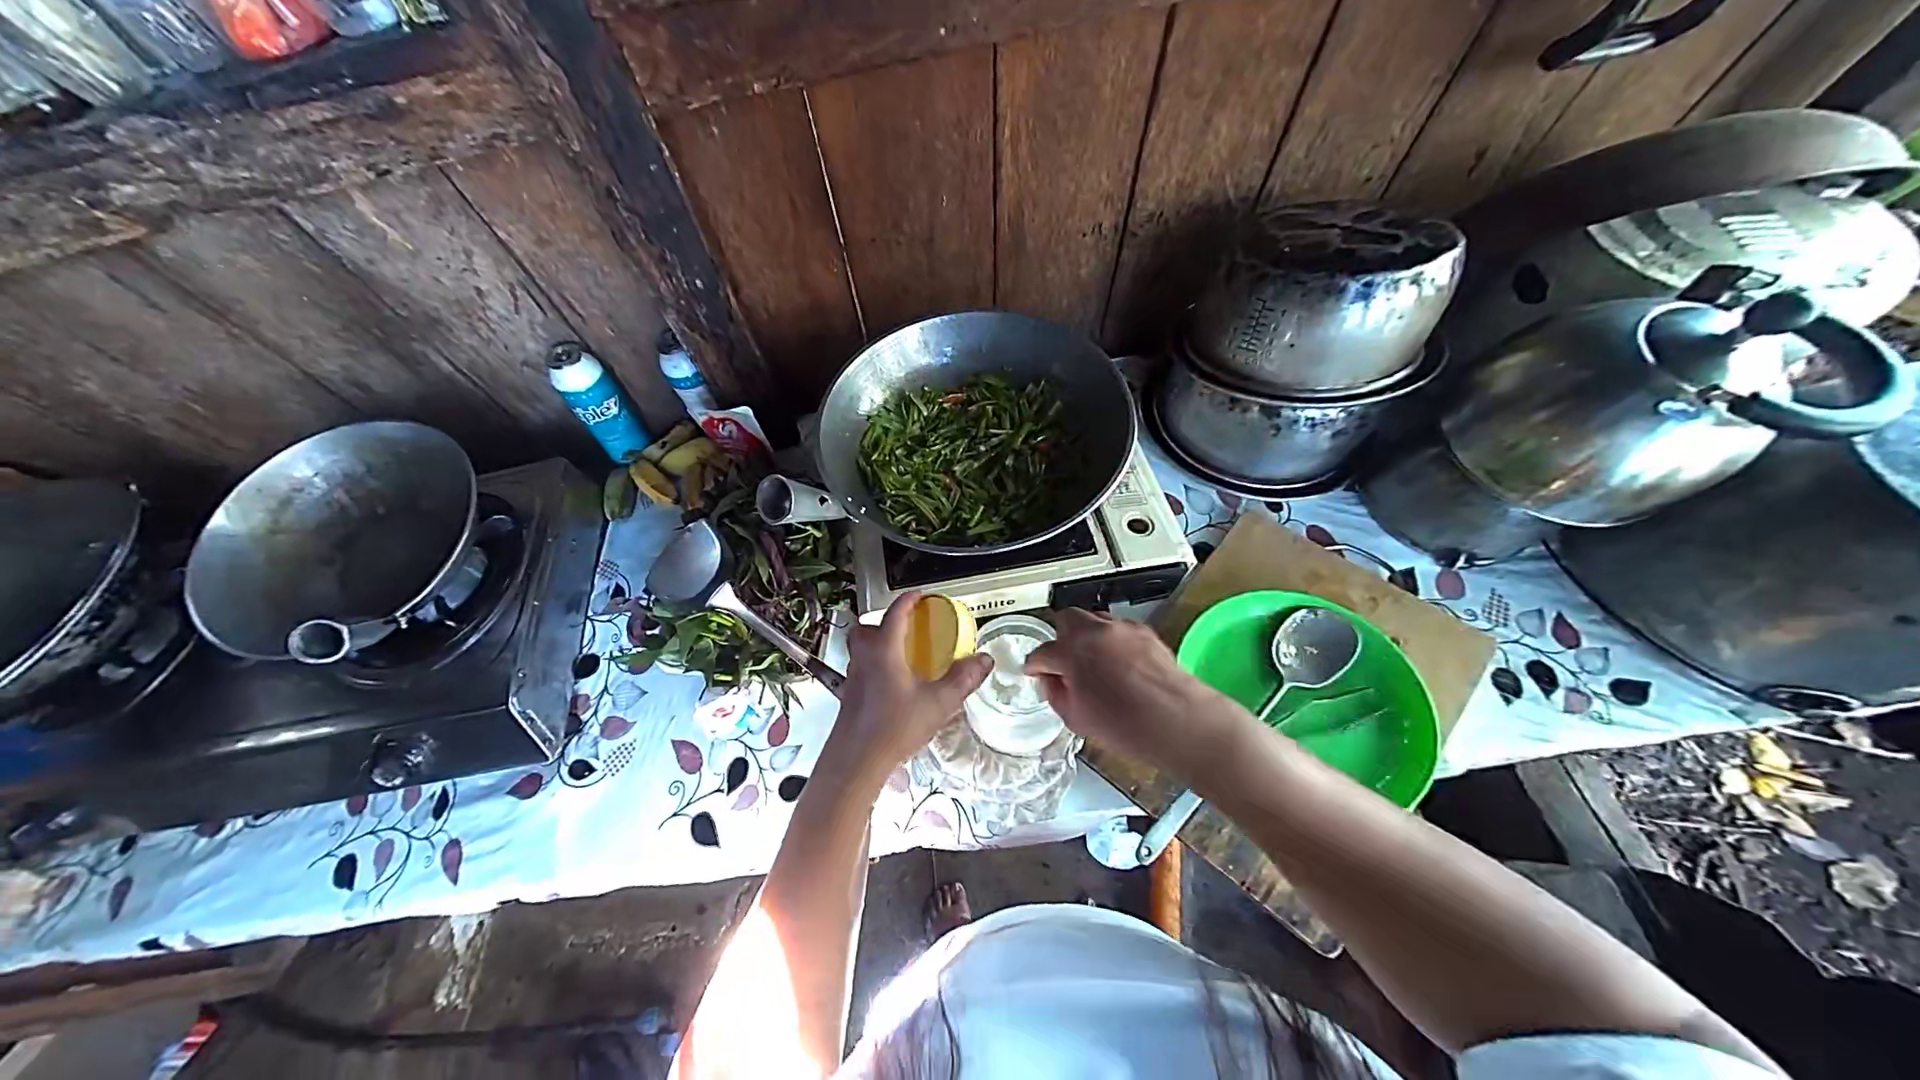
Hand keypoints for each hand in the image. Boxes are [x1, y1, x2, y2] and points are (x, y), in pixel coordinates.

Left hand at [822, 592, 991, 782]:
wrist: (856, 761)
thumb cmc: (892, 730)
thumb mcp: (938, 703)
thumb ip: (963, 679)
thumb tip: (982, 660)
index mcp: (884, 652)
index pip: (894, 614)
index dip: (907, 600)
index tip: (918, 596)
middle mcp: (863, 660)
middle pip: (867, 628)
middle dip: (884, 622)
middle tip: (906, 627)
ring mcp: (852, 678)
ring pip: (860, 649)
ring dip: (877, 644)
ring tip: (900, 654)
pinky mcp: (848, 697)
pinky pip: (861, 670)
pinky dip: (874, 667)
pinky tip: (892, 685)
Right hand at [1024, 608, 1252, 780]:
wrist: (1178, 722)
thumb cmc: (1130, 726)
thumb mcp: (1076, 718)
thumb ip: (1056, 693)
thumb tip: (1053, 682)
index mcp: (1071, 652)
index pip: (1042, 652)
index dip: (1035, 664)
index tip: (1036, 670)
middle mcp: (1095, 632)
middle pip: (1066, 619)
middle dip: (1060, 637)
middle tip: (1061, 658)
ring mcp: (1121, 630)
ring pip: (1093, 619)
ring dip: (1086, 635)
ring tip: (1092, 661)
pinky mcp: (1144, 632)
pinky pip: (1118, 628)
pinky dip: (1111, 640)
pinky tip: (1116, 662)